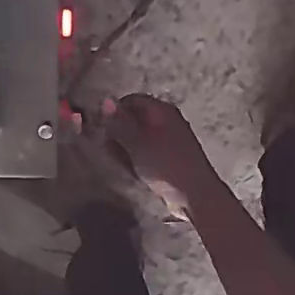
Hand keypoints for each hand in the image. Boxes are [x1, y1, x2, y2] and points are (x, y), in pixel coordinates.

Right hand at [100, 94, 220, 210]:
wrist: (195, 195)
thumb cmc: (165, 165)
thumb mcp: (137, 142)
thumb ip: (119, 122)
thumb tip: (104, 101)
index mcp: (162, 111)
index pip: (131, 100)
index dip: (113, 111)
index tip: (100, 127)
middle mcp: (167, 121)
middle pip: (134, 119)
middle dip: (118, 133)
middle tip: (106, 148)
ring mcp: (169, 141)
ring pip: (139, 138)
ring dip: (125, 148)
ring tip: (120, 162)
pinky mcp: (170, 159)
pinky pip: (147, 153)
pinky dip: (137, 160)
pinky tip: (132, 171)